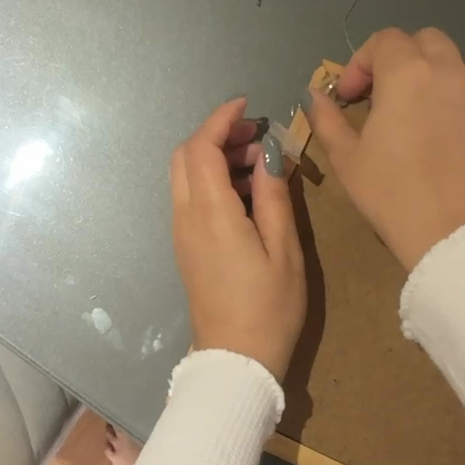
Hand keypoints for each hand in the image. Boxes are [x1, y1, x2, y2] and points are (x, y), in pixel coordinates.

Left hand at [170, 97, 306, 379]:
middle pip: (184, 157)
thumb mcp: (284, 248)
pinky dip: (211, 182)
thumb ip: (274, 195)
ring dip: (213, 159)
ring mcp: (181, 233)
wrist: (235, 358)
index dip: (220, 120)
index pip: (201, 148)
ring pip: (184, 177)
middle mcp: (186, 217)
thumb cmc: (269, 306)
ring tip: (259, 164)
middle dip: (215, 136)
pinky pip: (189, 199)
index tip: (247, 107)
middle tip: (256, 137)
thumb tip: (268, 153)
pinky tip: (246, 193)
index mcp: (210, 213)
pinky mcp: (185, 247)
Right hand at [303, 27, 464, 269]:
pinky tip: (442, 147)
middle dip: (399, 60)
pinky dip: (453, 108)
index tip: (349, 98)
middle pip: (425, 42)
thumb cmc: (392, 196)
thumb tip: (314, 95)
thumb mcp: (347, 160)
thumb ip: (328, 119)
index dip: (360, 63)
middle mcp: (451, 74)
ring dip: (428, 83)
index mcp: (408, 75)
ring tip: (412, 125)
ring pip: (453, 71)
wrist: (459, 238)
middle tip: (380, 98)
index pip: (384, 41)